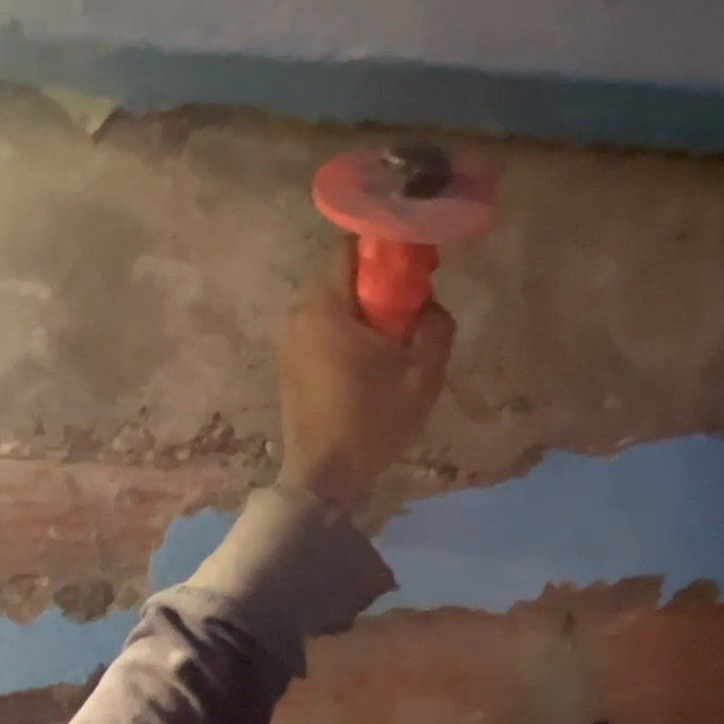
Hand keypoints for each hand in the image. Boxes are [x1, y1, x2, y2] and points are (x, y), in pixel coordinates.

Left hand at [276, 240, 454, 510]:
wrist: (323, 475)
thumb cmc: (372, 421)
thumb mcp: (423, 375)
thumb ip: (435, 327)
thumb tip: (429, 306)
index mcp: (326, 306)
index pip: (351, 247)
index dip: (386, 251)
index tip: (415, 272)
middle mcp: (299, 315)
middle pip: (342, 279)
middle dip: (378, 288)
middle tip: (411, 315)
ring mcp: (288, 342)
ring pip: (332, 309)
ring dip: (363, 317)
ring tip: (391, 349)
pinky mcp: (288, 367)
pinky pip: (321, 335)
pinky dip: (345, 339)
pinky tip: (366, 370)